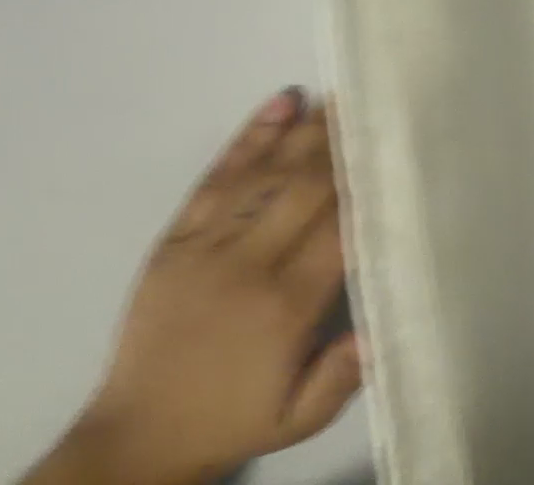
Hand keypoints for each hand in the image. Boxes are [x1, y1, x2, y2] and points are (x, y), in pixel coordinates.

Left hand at [23, 89, 360, 484]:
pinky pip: (214, 179)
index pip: (338, 228)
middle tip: (378, 101)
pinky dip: (247, 139)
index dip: (368, 183)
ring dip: (306, 130)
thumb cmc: (232, 418)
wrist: (136, 437)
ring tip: (341, 94)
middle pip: (306, 188)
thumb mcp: (300, 417)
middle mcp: (247, 264)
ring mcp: (206, 246)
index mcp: (284, 306)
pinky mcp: (175, 239)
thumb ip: (345, 372)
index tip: (397, 146)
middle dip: (344, 142)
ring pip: (265, 174)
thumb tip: (383, 321)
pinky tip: (278, 105)